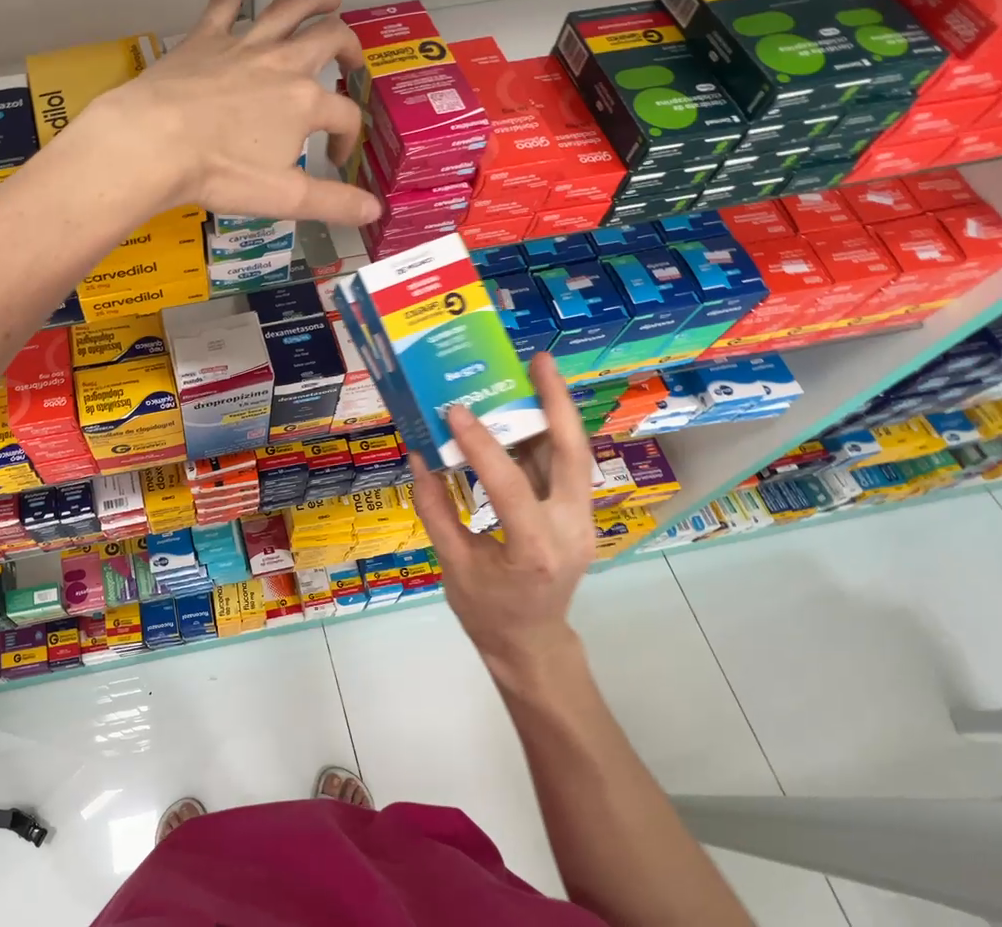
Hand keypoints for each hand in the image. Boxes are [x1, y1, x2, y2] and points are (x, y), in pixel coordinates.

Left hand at [85, 0, 379, 226]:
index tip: (335, 158)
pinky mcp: (206, 38)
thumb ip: (333, 202)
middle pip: (330, 41)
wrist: (155, 143)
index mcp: (305, 104)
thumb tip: (374, 210)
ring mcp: (244, 46)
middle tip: (352, 59)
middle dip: (349, 48)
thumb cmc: (220, 173)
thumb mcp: (284, 197)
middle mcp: (283, 64)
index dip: (348, 138)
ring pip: (290, 8)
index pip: (343, 117)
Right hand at [409, 353, 596, 675]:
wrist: (530, 643)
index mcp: (534, 550)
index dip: (481, 446)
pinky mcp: (579, 517)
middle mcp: (570, 530)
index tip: (455, 411)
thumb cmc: (487, 611)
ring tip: (535, 373)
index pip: (509, 486)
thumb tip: (419, 457)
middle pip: (572, 455)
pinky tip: (528, 413)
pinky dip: (547, 438)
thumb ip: (435, 510)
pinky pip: (564, 469)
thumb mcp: (453, 565)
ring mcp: (582, 522)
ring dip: (555, 414)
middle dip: (557, 403)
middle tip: (538, 360)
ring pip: (573, 457)